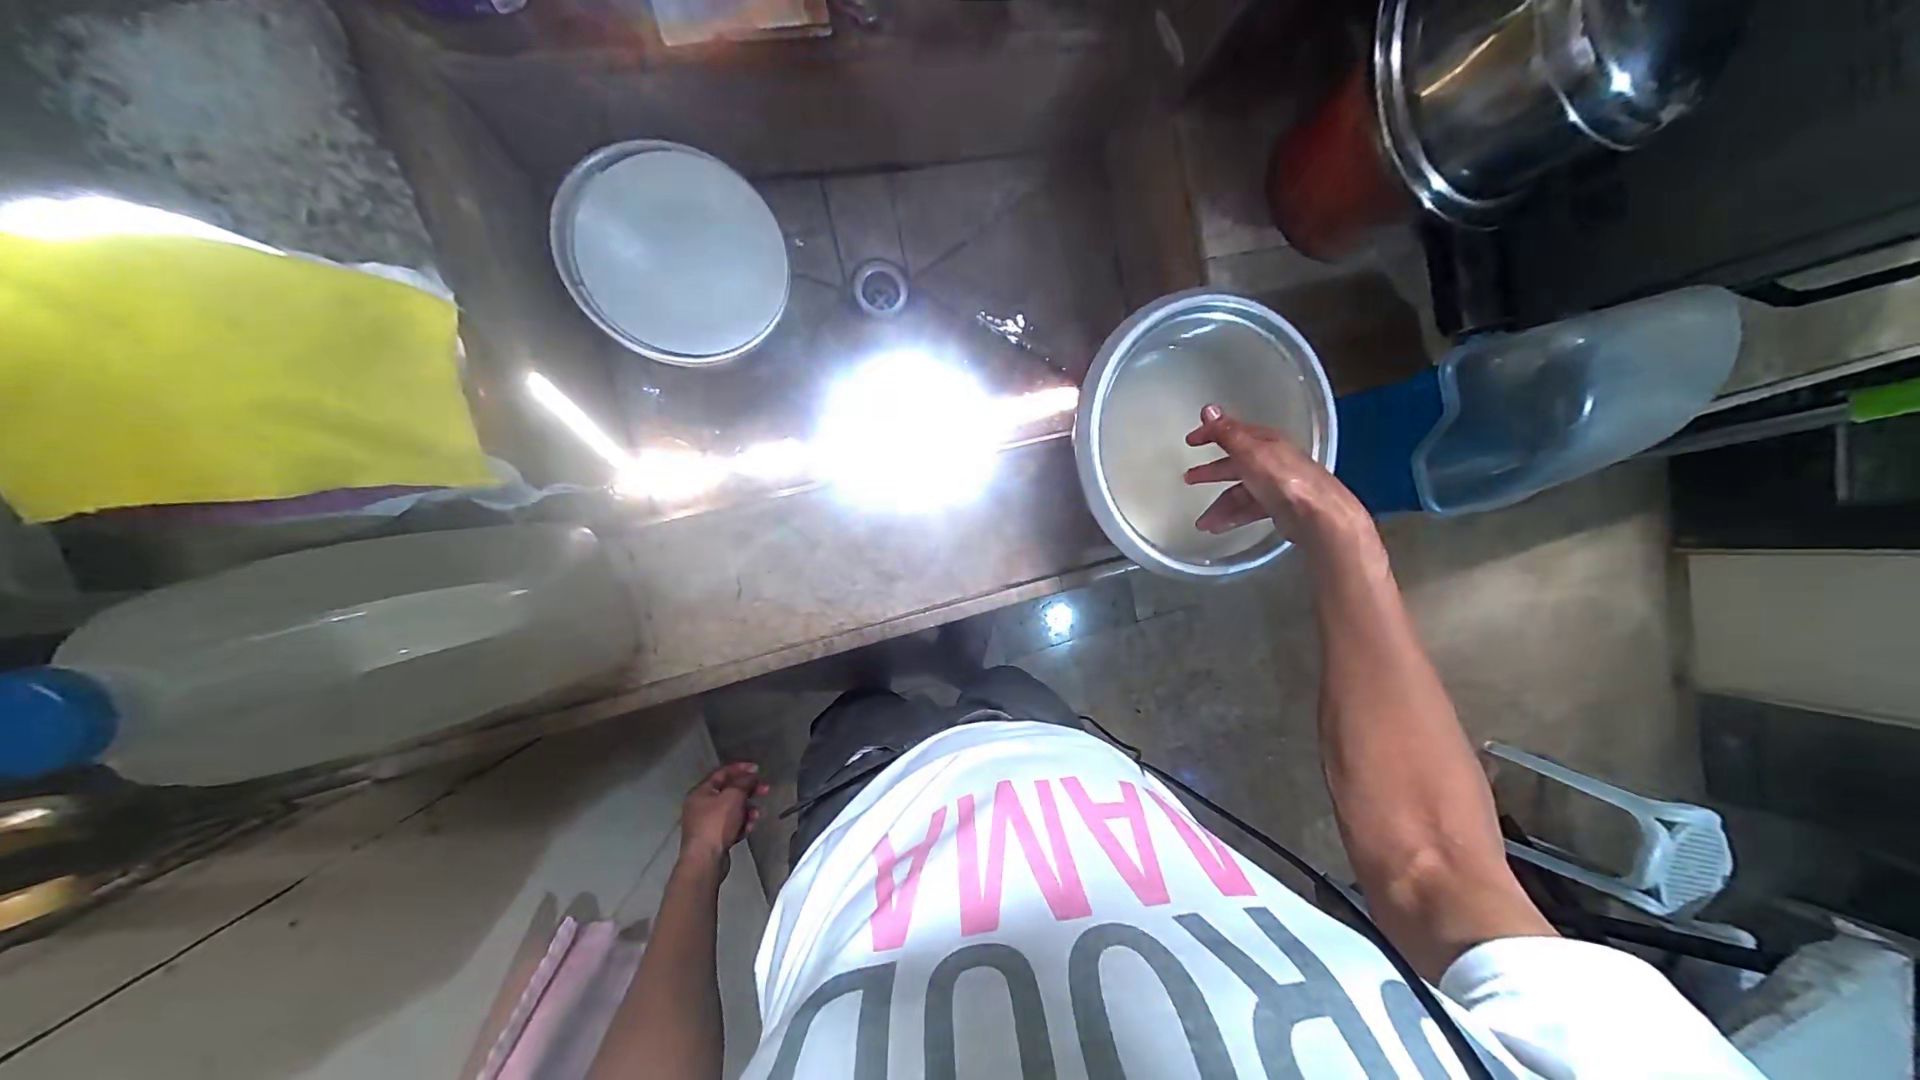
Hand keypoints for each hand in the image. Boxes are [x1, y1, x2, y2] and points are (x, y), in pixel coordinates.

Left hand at [679, 763, 767, 866]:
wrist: (706, 860)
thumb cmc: (717, 823)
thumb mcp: (733, 796)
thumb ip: (744, 782)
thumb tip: (751, 774)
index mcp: (701, 792)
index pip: (722, 773)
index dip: (740, 768)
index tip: (757, 769)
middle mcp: (701, 806)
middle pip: (729, 792)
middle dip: (749, 791)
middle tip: (765, 790)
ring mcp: (707, 823)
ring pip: (733, 810)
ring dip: (747, 810)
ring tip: (756, 815)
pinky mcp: (714, 838)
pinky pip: (731, 825)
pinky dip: (742, 824)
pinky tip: (748, 829)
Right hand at [1182, 404, 1369, 552]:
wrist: (1318, 515)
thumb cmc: (1283, 479)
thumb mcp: (1250, 453)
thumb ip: (1227, 434)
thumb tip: (1208, 410)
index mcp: (1265, 442)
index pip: (1233, 432)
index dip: (1210, 433)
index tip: (1190, 441)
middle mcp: (1271, 461)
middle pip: (1235, 464)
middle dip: (1212, 471)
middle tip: (1189, 478)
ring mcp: (1275, 485)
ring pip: (1240, 492)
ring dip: (1219, 505)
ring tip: (1202, 521)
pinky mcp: (1278, 507)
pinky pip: (1248, 509)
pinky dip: (1232, 517)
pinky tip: (1218, 528)